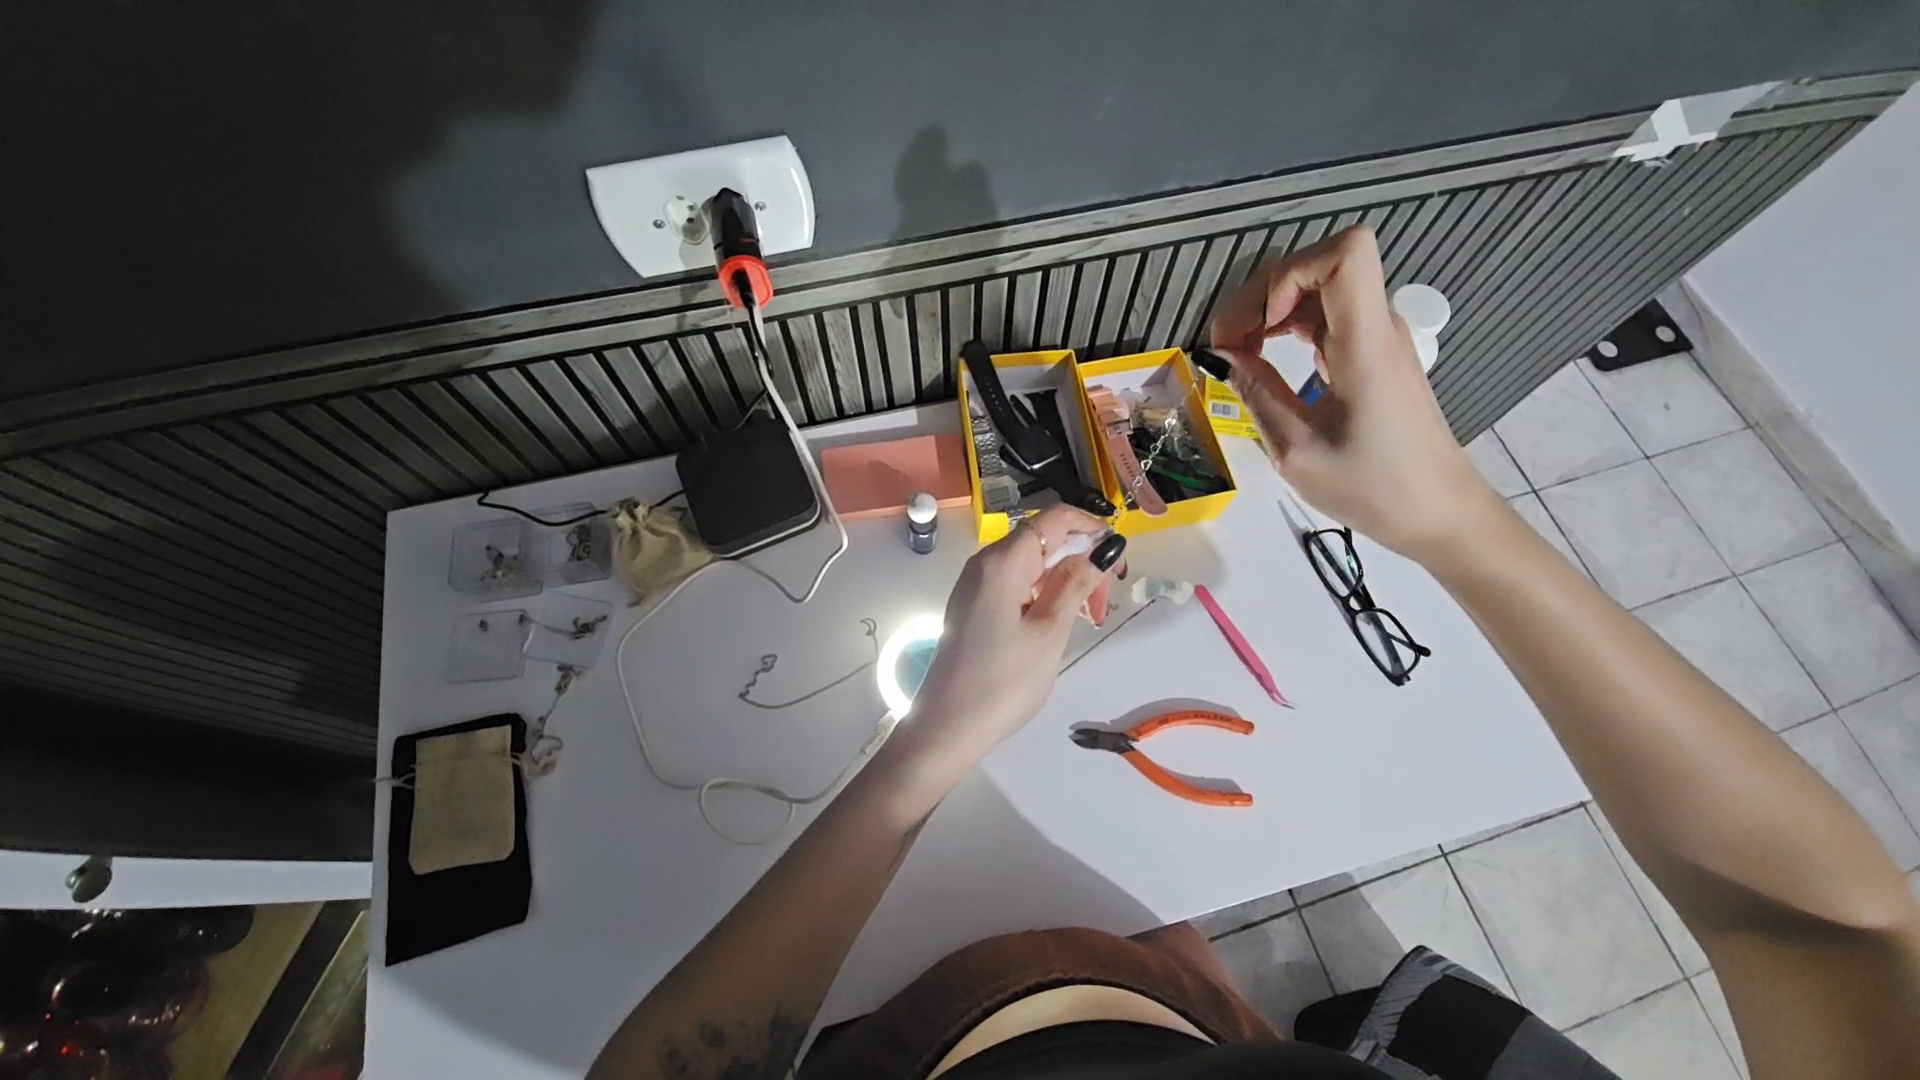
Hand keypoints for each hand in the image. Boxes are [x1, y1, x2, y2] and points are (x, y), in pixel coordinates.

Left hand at [908, 505, 1124, 759]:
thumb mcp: (1049, 632)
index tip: (1117, 557)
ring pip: (1031, 566)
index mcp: (1001, 562)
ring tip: (1083, 620)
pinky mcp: (972, 608)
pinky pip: (1015, 586)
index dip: (1090, 527)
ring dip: (1064, 582)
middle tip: (1101, 606)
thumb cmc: (1002, 682)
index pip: (1052, 519)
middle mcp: (983, 564)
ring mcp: (974, 587)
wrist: (946, 728)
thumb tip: (1103, 545)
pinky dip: (1043, 595)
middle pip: (1042, 541)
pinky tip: (1055, 625)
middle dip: (1080, 561)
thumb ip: (1076, 583)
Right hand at [1209, 226, 1496, 560]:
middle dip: (1261, 296)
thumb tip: (1219, 354)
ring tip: (1237, 355)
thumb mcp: (1297, 452)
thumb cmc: (1374, 490)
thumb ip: (1257, 393)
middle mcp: (1377, 327)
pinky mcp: (1371, 353)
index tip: (1260, 327)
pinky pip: (1323, 316)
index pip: (1345, 253)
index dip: (1290, 274)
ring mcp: (1376, 337)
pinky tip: (1263, 360)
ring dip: (1268, 311)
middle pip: (1318, 265)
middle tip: (1227, 349)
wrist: (1438, 513)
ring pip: (1315, 288)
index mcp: (1366, 344)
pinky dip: (1285, 327)